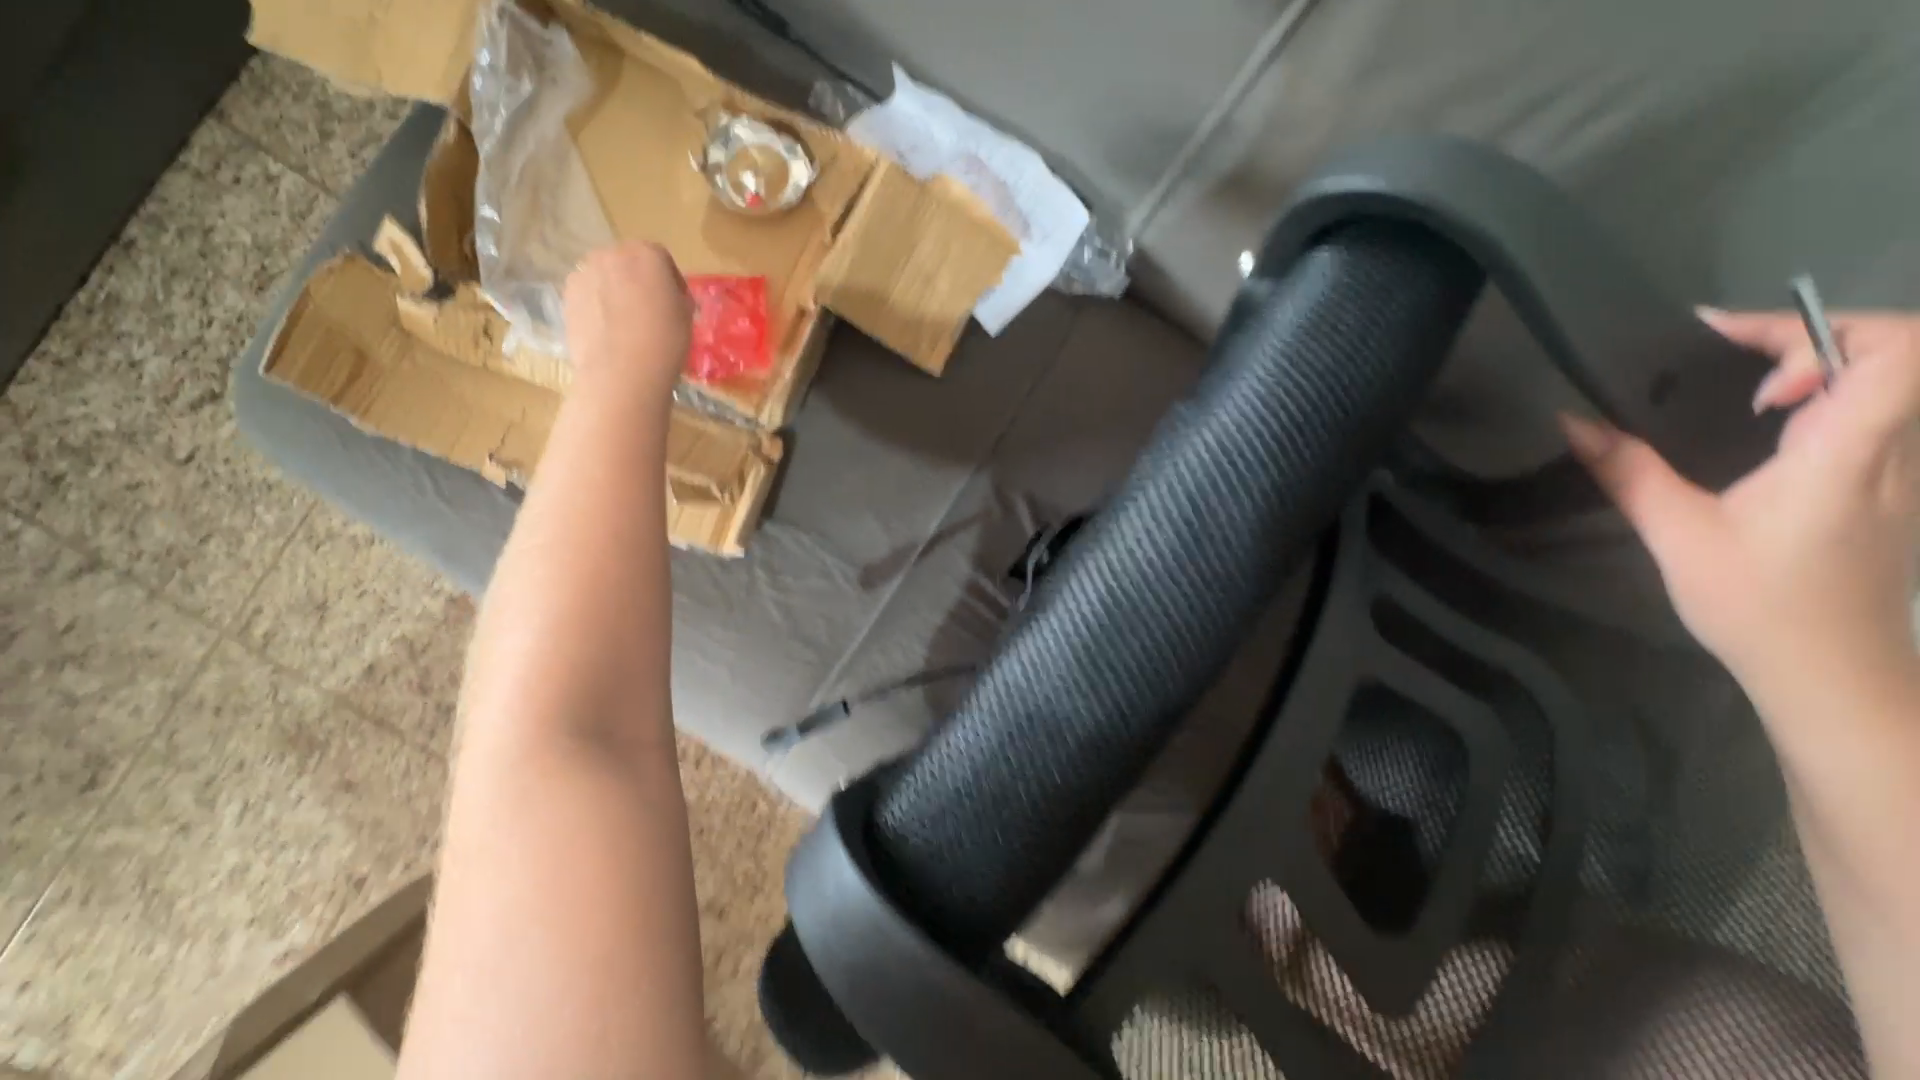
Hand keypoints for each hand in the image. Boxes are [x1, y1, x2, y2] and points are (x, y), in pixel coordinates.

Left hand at [563, 241, 691, 397]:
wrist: (621, 373)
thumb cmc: (664, 342)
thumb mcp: (685, 316)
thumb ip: (675, 296)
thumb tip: (667, 297)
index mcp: (646, 254)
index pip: (661, 258)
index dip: (670, 280)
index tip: (675, 301)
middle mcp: (611, 255)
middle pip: (627, 262)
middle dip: (638, 280)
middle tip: (649, 309)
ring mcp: (584, 274)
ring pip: (604, 277)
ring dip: (615, 291)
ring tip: (625, 323)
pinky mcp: (567, 297)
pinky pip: (588, 295)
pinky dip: (597, 306)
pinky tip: (607, 331)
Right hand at [1561, 310, 1919, 711]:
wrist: (1832, 674)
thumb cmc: (1758, 605)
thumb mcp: (1678, 537)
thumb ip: (1628, 473)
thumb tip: (1571, 422)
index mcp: (1848, 453)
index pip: (1895, 350)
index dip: (1817, 327)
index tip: (1734, 348)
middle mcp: (1892, 450)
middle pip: (1890, 353)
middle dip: (1808, 338)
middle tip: (1731, 359)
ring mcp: (1901, 470)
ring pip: (1886, 384)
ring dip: (1819, 367)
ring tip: (1743, 389)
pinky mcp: (1891, 489)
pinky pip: (1874, 415)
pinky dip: (1826, 399)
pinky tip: (1769, 427)